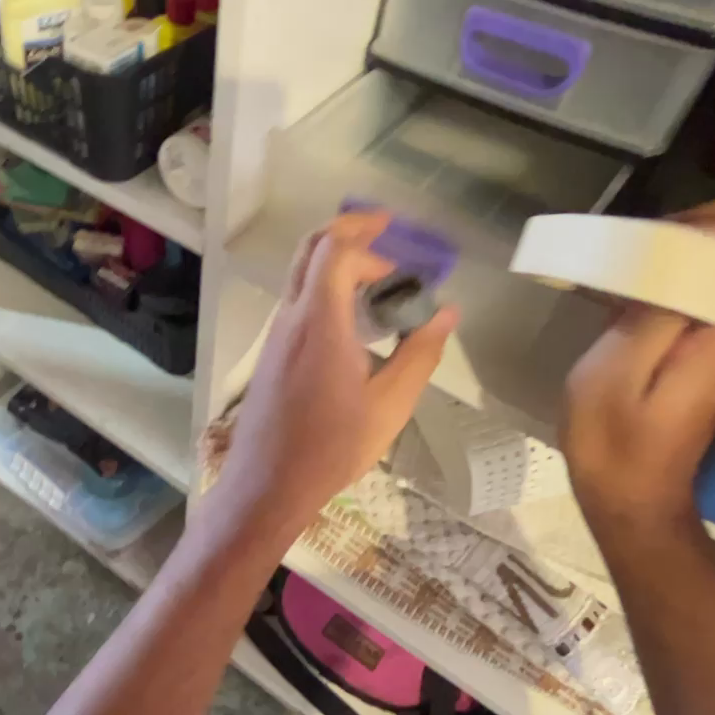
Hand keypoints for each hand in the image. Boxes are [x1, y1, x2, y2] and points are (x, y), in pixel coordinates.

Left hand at [208, 211, 459, 545]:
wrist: (267, 484)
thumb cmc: (332, 447)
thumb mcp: (390, 405)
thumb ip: (420, 354)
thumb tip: (447, 313)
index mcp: (319, 322)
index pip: (335, 252)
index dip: (365, 236)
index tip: (396, 242)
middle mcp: (290, 318)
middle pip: (309, 250)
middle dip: (345, 230)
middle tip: (381, 230)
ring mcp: (275, 335)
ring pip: (299, 276)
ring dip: (335, 263)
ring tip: (377, 281)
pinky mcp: (271, 354)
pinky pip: (296, 303)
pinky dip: (323, 290)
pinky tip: (352, 319)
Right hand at [562, 201, 714, 537]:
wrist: (630, 501)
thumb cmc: (613, 443)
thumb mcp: (612, 376)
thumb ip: (650, 315)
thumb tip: (676, 259)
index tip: (673, 230)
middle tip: (650, 235)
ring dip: (692, 246)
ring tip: (632, 256)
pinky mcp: (703, 355)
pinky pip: (708, 295)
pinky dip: (675, 276)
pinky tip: (627, 290)